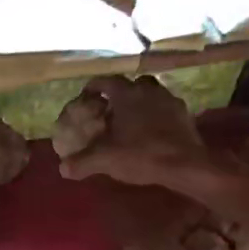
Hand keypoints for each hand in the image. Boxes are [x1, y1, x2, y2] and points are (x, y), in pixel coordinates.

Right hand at [59, 76, 205, 186]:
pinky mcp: (185, 115)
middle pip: (132, 84)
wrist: (185, 165)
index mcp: (127, 94)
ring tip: (131, 121)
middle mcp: (150, 90)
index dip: (94, 87)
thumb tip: (63, 168)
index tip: (86, 97)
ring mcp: (170, 100)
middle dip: (120, 94)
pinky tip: (151, 132)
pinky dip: (156, 115)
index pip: (106, 81)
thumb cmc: (141, 155)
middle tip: (111, 109)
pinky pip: (166, 108)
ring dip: (140, 103)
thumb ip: (81, 162)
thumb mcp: (104, 160)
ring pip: (151, 94)